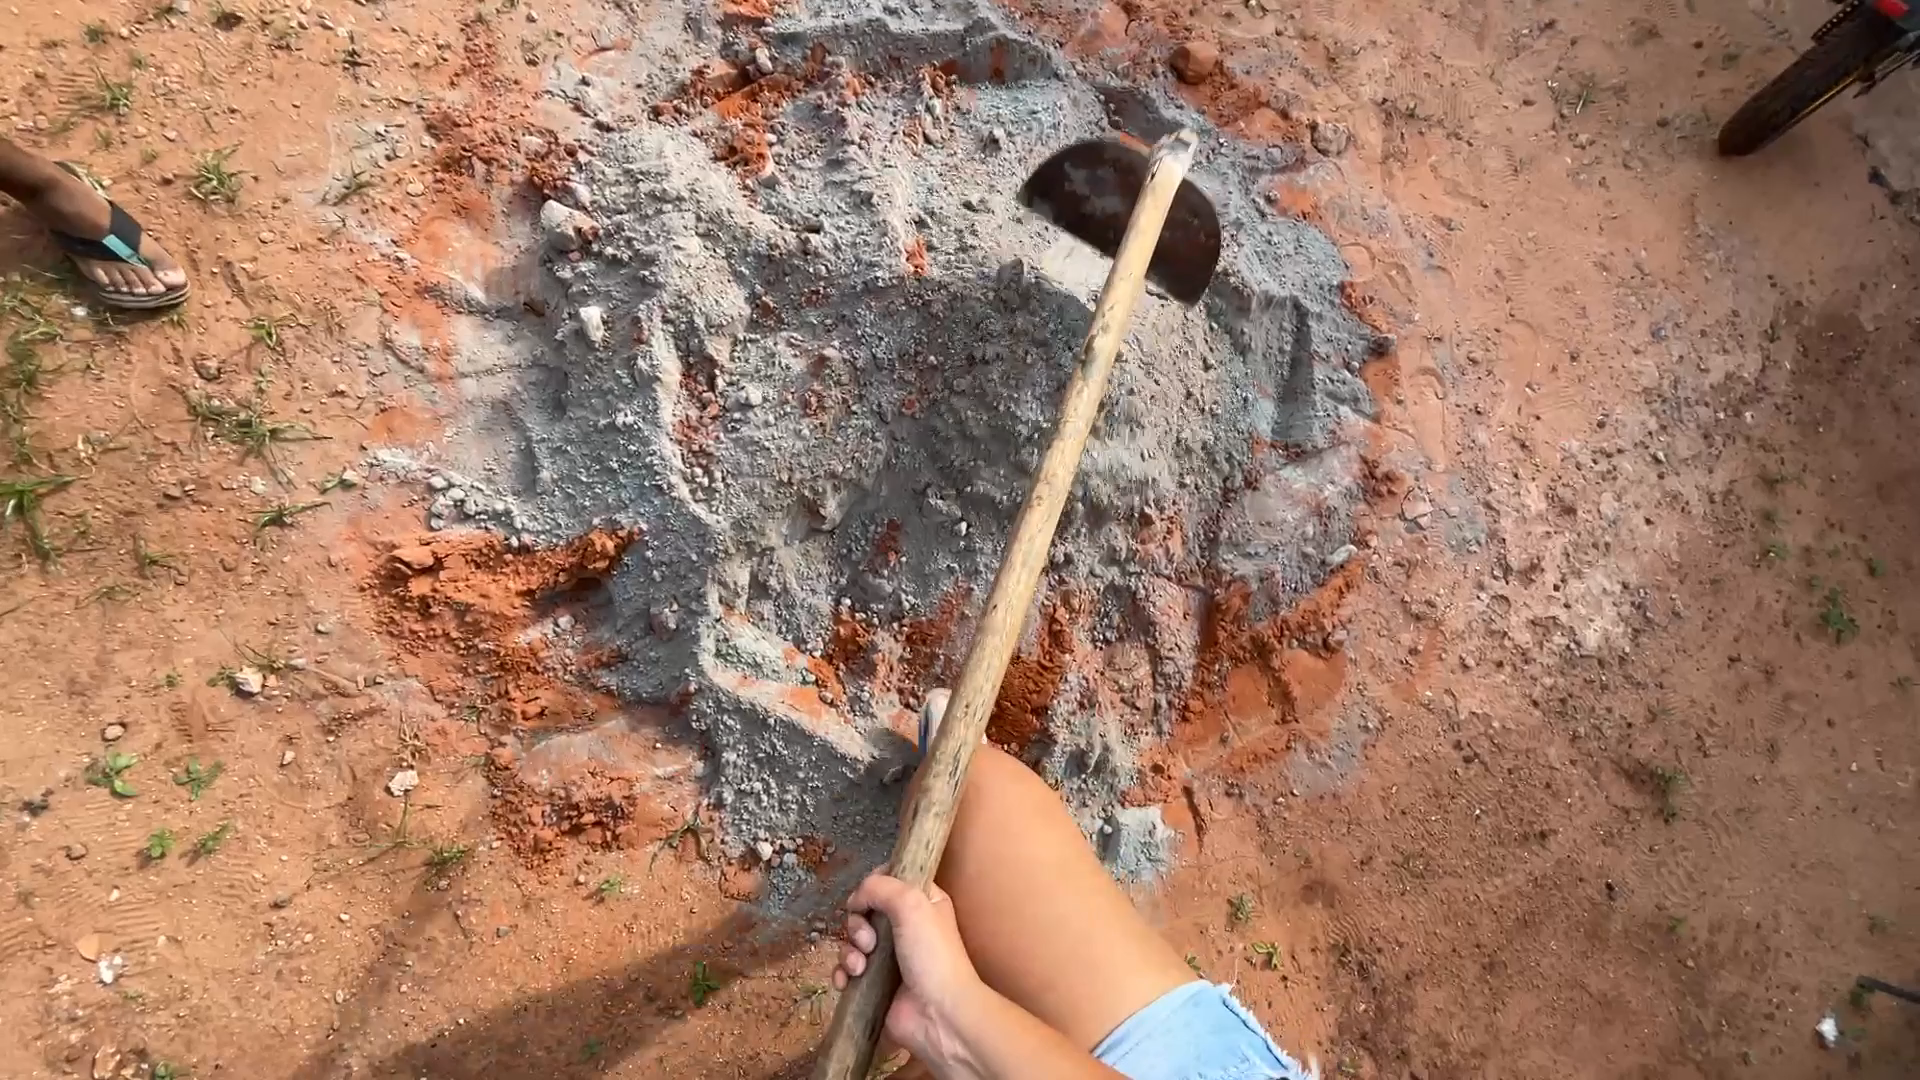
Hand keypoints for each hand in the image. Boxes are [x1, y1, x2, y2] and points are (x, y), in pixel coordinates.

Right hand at [835, 872, 986, 1068]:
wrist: (938, 1015)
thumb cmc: (932, 954)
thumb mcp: (912, 903)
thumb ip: (880, 886)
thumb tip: (855, 898)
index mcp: (921, 899)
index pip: (889, 877)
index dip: (873, 884)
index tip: (867, 896)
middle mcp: (904, 924)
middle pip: (865, 909)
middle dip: (858, 923)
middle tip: (869, 941)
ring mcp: (888, 956)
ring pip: (853, 939)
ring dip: (850, 951)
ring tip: (861, 966)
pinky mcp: (874, 983)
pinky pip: (847, 969)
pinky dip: (843, 973)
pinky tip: (848, 980)